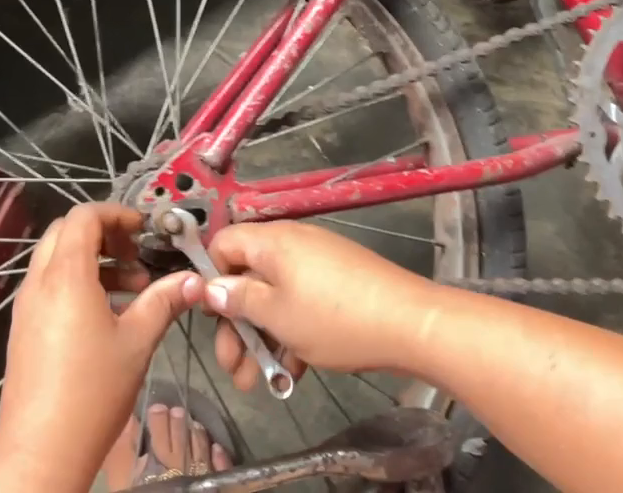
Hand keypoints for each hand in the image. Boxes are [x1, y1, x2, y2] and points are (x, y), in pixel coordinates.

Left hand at [0, 204, 200, 491]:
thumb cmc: (93, 391)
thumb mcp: (137, 342)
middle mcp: (39, 281)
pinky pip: (49, 284)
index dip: (116, 213)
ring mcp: (26, 305)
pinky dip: (77, 282)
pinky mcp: (23, 327)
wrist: (40, 450)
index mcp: (65, 274)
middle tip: (136, 255)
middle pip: (66, 231)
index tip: (145, 229)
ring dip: (93, 260)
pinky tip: (108, 315)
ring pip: (56, 258)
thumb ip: (164, 301)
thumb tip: (194, 279)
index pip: (84, 216)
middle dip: (104, 233)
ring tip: (133, 288)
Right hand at [201, 221, 439, 390]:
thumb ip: (239, 299)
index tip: (211, 316)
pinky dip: (292, 330)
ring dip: (263, 336)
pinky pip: (302, 301)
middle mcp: (291, 243)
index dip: (211, 278)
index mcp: (271, 241)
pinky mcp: (339, 282)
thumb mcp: (277, 315)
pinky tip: (293, 370)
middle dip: (236, 323)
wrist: (412, 324)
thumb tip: (211, 287)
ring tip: (258, 381)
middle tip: (232, 366)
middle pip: (248, 276)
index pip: (223, 244)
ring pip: (276, 295)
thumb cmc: (335, 318)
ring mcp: (318, 262)